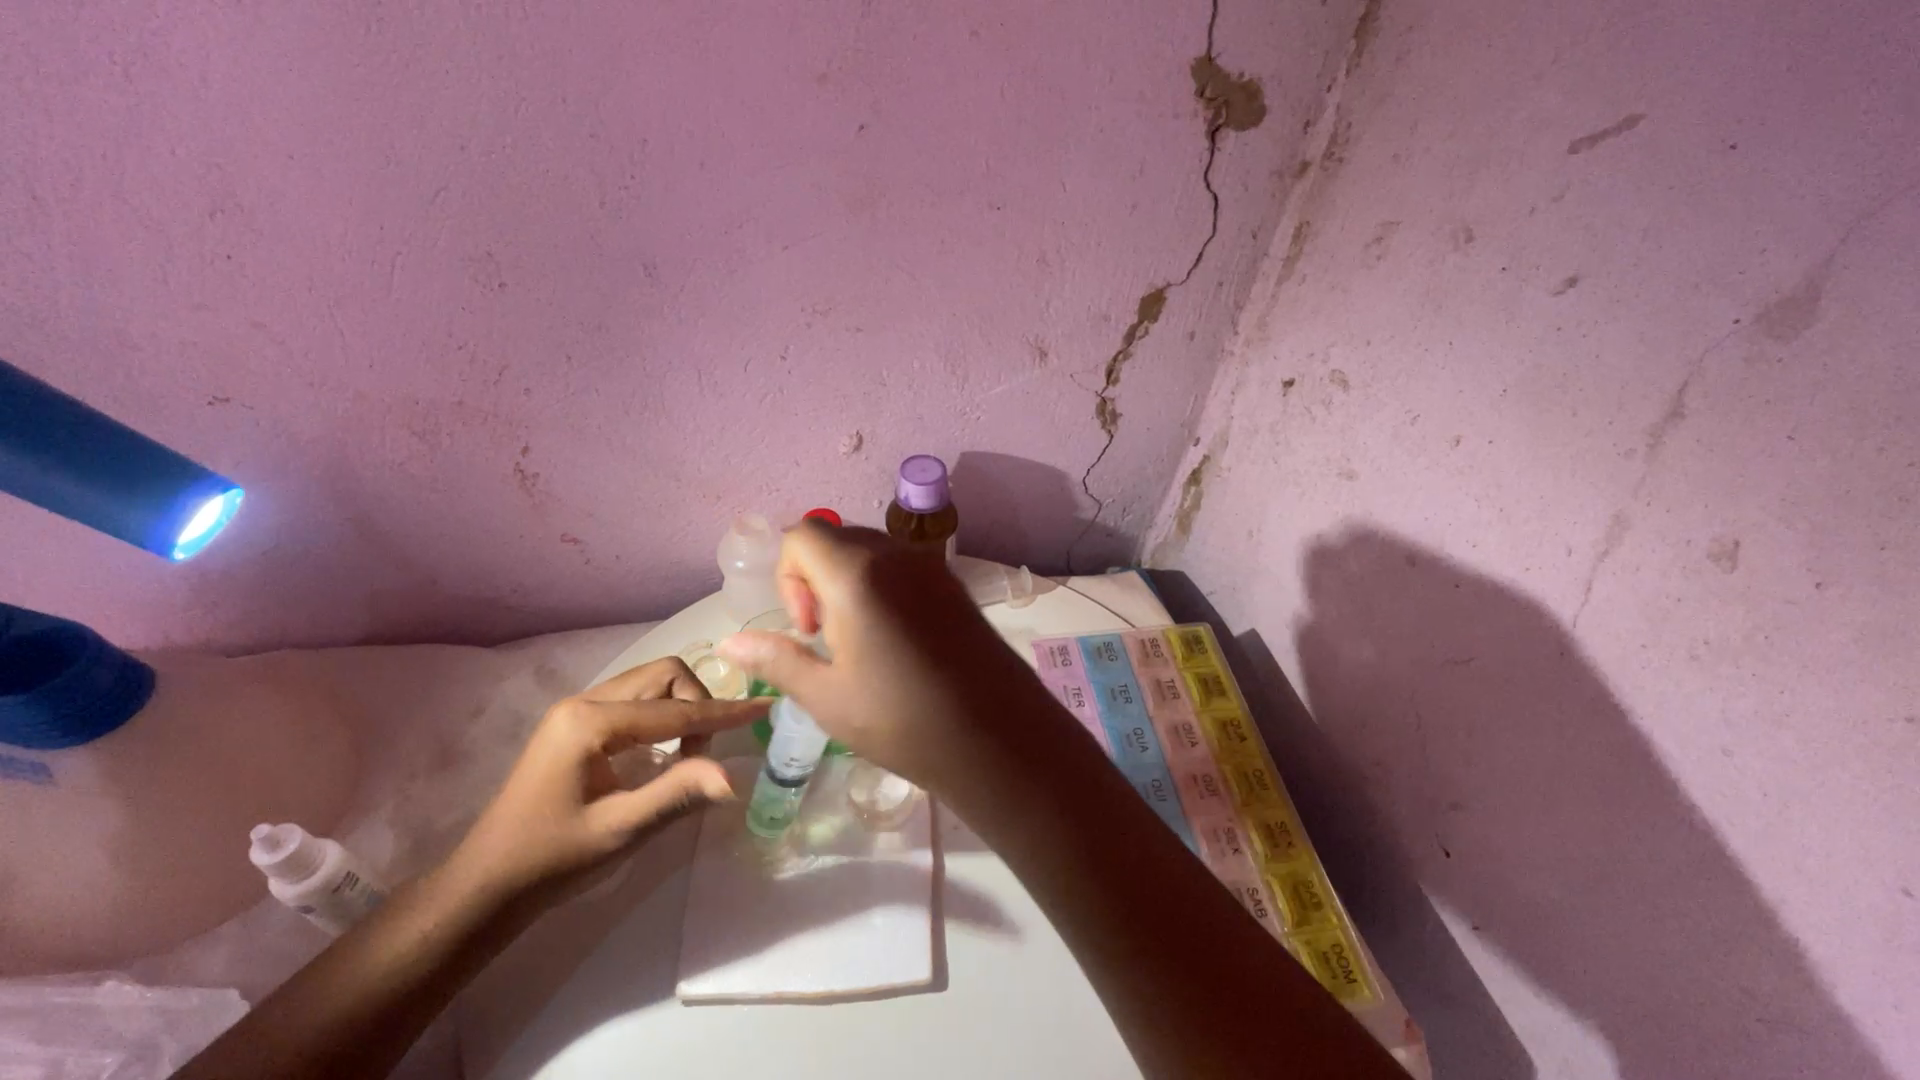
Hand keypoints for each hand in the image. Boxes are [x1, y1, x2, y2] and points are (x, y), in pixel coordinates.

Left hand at [443, 658, 765, 912]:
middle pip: (664, 676)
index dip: (723, 713)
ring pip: (650, 685)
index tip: (765, 707)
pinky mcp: (577, 725)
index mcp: (589, 722)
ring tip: (688, 759)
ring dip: (681, 711)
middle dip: (698, 705)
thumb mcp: (620, 830)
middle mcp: (583, 702)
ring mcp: (577, 711)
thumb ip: (677, 794)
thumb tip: (734, 776)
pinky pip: (635, 703)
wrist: (488, 882)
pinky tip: (666, 754)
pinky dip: (663, 718)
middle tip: (703, 758)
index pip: (674, 710)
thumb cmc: (552, 860)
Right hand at [716, 521, 1058, 790]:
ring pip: (872, 552)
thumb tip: (729, 642)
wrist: (997, 737)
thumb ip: (775, 660)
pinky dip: (882, 589)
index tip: (807, 630)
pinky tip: (896, 645)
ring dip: (849, 584)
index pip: (802, 535)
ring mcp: (931, 568)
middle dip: (816, 580)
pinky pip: (903, 568)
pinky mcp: (955, 586)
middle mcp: (895, 556)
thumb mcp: (827, 697)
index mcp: (857, 572)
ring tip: (861, 645)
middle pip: (837, 539)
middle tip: (828, 639)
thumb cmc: (902, 720)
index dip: (788, 577)